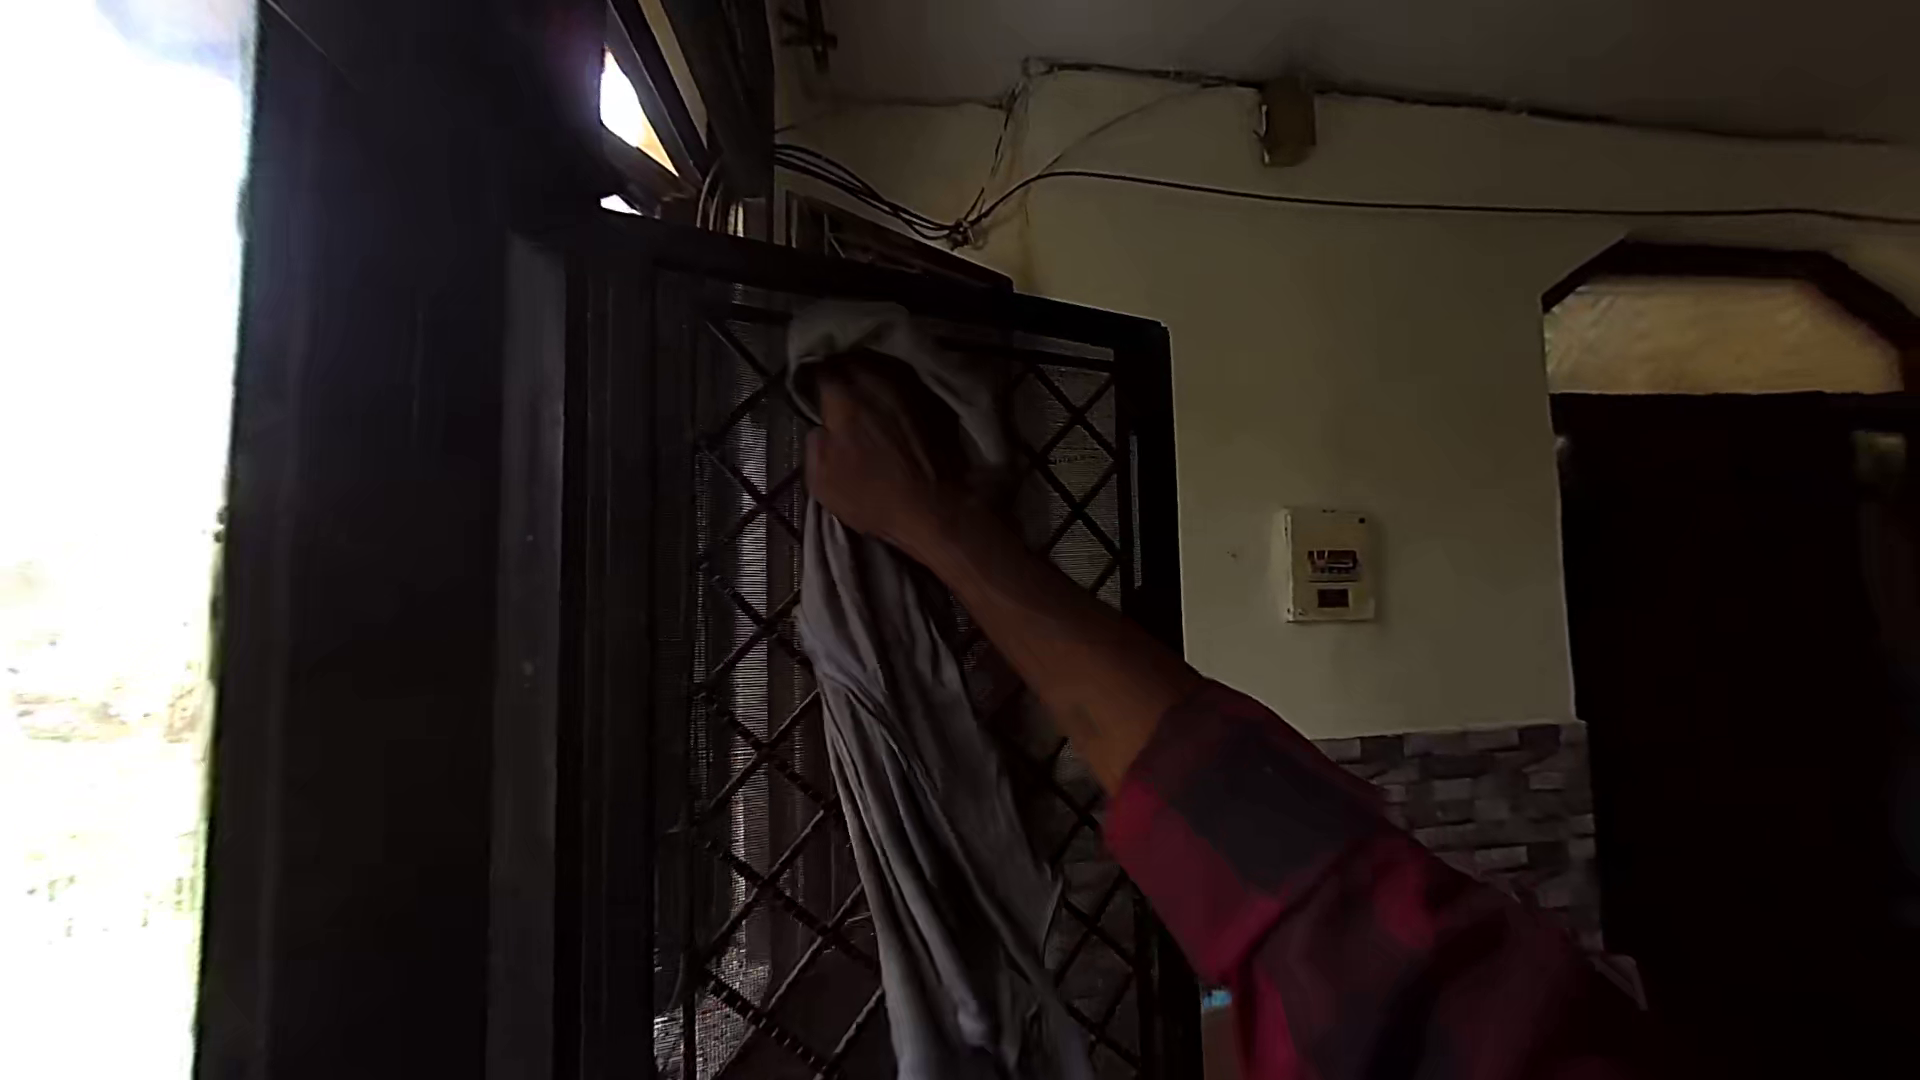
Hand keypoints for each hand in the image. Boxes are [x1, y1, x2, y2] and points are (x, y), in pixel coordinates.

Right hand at [805, 361, 961, 555]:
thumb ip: (815, 443)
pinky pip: (907, 385)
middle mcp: (878, 376)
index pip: (819, 368)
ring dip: (872, 381)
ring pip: (883, 369)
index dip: (815, 382)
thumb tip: (824, 428)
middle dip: (844, 375)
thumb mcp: (822, 480)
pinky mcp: (936, 399)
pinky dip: (898, 394)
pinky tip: (896, 412)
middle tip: (840, 397)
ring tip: (868, 401)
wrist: (939, 507)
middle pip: (853, 361)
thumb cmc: (875, 496)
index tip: (815, 396)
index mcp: (843, 392)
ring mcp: (911, 385)